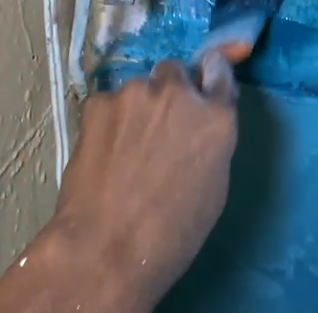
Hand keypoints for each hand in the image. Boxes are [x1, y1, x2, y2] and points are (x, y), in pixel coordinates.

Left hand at [0, 54, 238, 312]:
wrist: (108, 247)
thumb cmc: (172, 233)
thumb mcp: (213, 186)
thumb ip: (210, 139)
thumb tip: (199, 124)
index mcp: (215, 117)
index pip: (219, 70)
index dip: (209, 74)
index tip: (201, 83)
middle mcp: (177, 93)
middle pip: (173, 71)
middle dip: (168, 90)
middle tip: (158, 125)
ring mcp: (135, 92)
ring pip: (137, 88)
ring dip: (136, 108)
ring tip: (124, 150)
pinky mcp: (98, 101)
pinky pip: (108, 104)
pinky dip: (107, 122)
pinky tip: (102, 154)